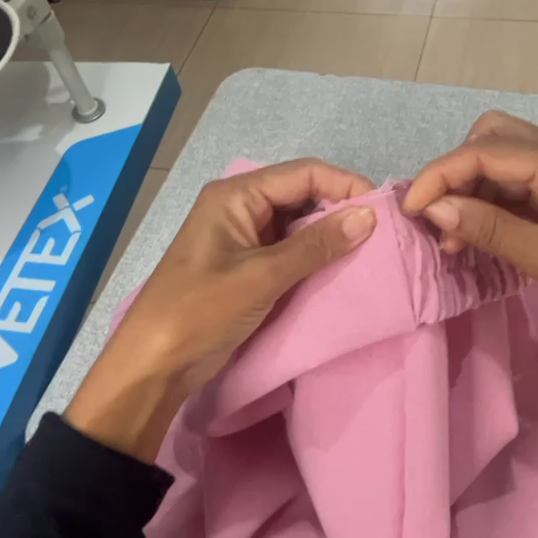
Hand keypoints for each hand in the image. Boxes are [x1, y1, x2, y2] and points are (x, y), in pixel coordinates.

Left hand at [66, 159, 377, 458]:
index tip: (383, 212)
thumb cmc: (200, 311)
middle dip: (340, 210)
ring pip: (297, 223)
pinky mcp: (245, 266)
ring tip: (370, 252)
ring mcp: (242, 238)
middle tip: (382, 235)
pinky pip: (288, 250)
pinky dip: (314, 256)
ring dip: (329, 235)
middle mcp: (239, 207)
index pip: (303, 173)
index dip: (345, 186)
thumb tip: (368, 217)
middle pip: (301, 194)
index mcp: (236, 196)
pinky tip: (340, 271)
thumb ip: (315, 246)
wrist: (153, 364)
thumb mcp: (261, 276)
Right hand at [401, 112, 537, 399]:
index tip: (411, 210)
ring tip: (453, 238)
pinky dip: (491, 204)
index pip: (486, 149)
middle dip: (456, 172)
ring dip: (470, 190)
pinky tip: (477, 237)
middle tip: (438, 217)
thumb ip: (492, 229)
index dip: (440, 174)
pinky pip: (518, 185)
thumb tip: (434, 207)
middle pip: (493, 138)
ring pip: (502, 160)